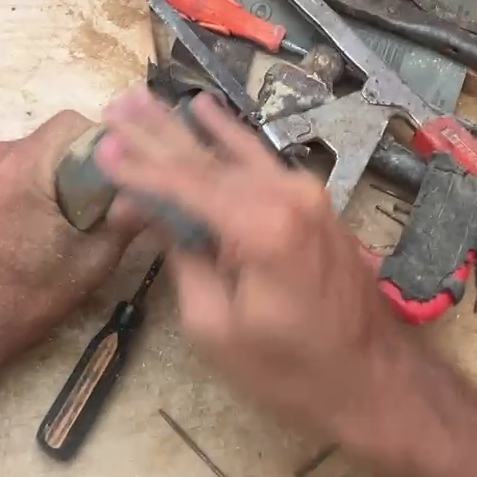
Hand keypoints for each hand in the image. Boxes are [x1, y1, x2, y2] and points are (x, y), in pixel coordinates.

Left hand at [0, 111, 141, 372]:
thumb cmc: (26, 300)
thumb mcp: (90, 264)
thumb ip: (126, 218)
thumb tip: (152, 184)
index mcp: (20, 171)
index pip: (70, 124)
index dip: (94, 143)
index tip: (103, 175)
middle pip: (45, 137)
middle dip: (66, 163)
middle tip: (76, 204)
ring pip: (21, 148)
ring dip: (38, 170)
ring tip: (41, 214)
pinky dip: (10, 177)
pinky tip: (13, 213)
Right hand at [91, 86, 415, 441]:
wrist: (376, 378)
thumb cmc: (290, 370)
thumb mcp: (216, 327)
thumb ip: (183, 258)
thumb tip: (154, 213)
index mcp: (261, 227)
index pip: (184, 186)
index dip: (137, 168)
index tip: (100, 146)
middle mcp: (284, 193)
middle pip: (203, 159)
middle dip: (153, 132)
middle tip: (114, 105)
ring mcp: (302, 190)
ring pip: (228, 152)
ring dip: (181, 126)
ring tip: (140, 98)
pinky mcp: (309, 197)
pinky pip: (257, 159)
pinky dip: (226, 134)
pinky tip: (203, 107)